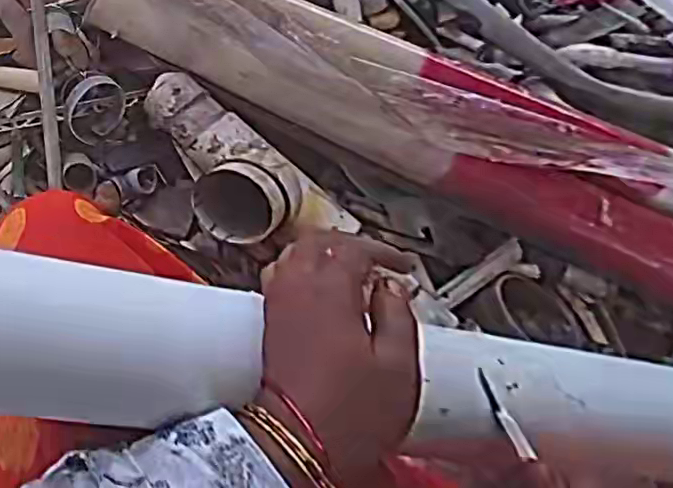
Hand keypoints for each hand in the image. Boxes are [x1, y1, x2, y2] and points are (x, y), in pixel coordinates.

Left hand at [257, 232, 419, 483]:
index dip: (381, 251)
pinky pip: (285, 270)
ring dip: (325, 252)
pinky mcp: (270, 310)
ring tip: (354, 270)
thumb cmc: (349, 409)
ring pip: (297, 251)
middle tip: (378, 259)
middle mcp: (296, 283)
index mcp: (328, 290)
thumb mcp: (397, 366)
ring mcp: (278, 295)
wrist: (301, 432)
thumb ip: (398, 316)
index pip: (352, 249)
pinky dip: (306, 267)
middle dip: (350, 244)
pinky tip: (324, 287)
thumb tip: (393, 288)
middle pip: (318, 241)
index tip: (401, 264)